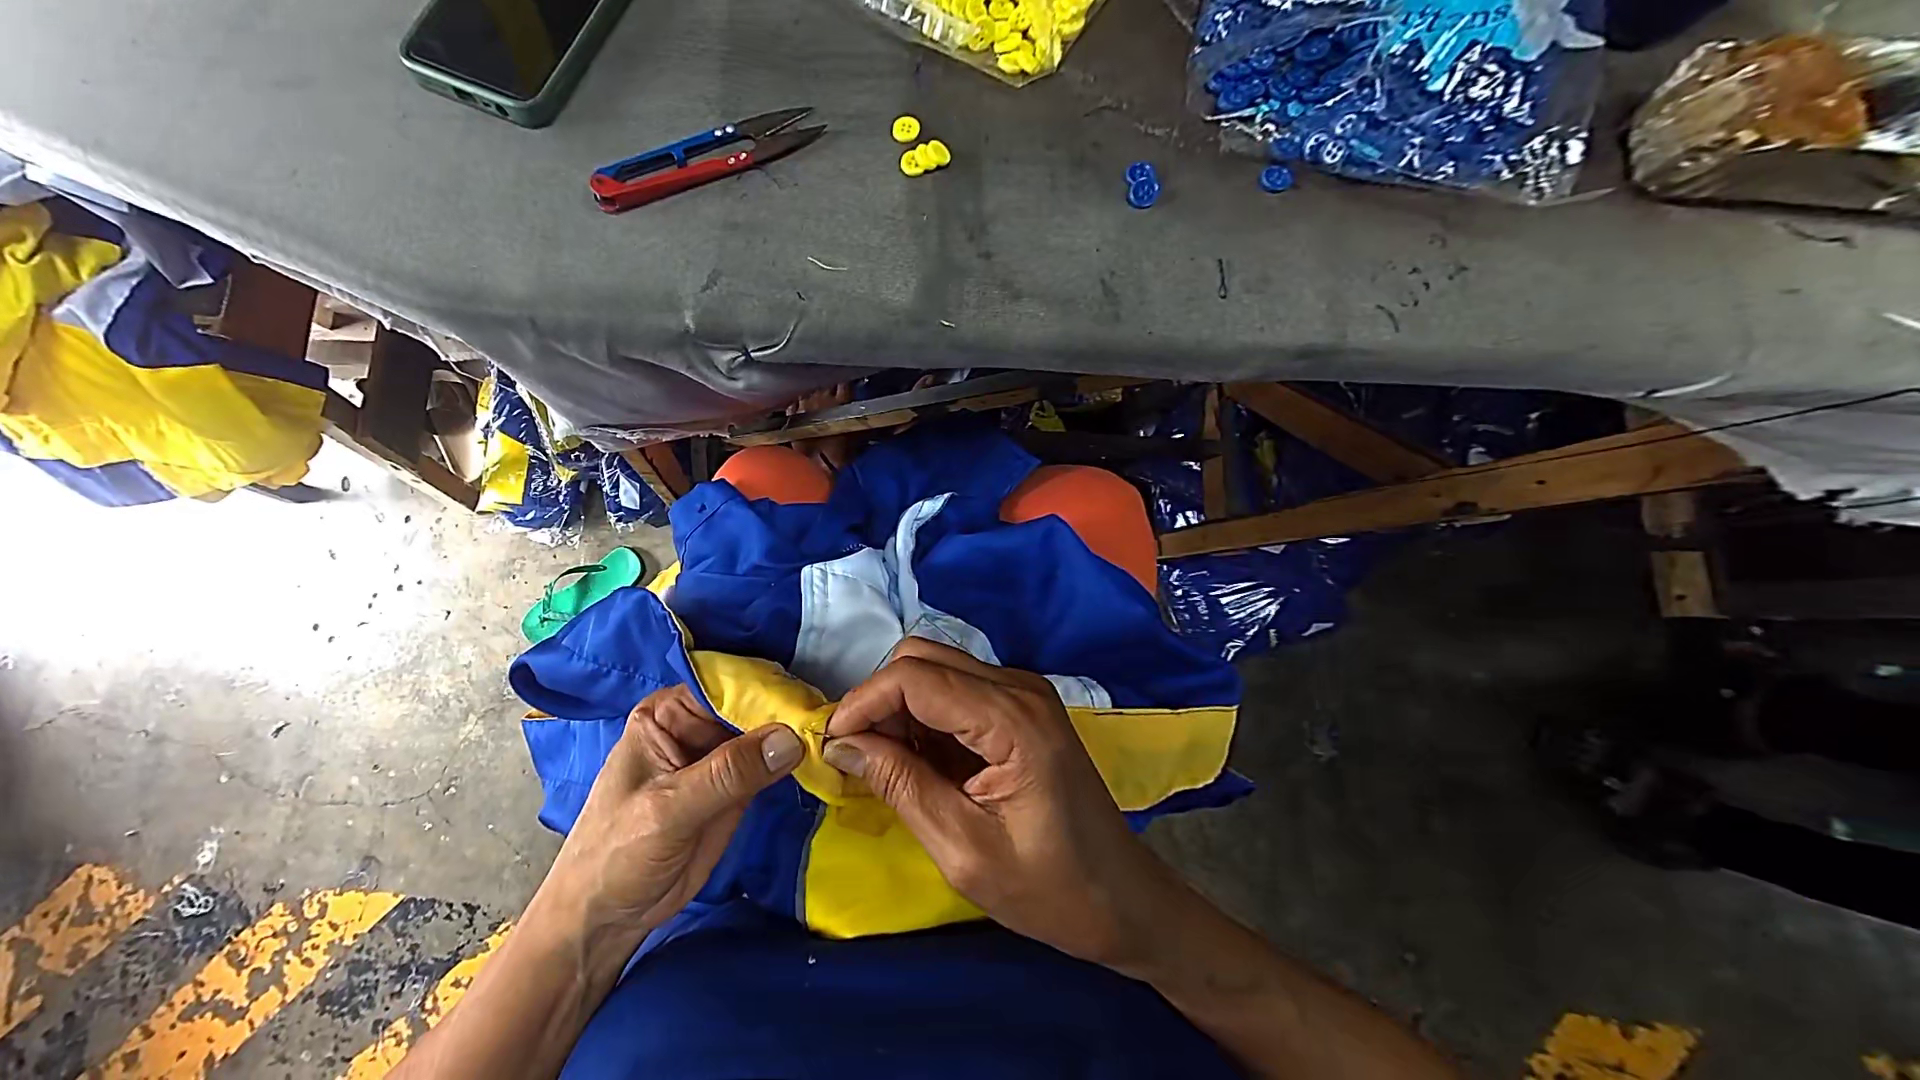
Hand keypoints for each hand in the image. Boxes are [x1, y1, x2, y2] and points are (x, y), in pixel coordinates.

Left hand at [393, 693, 801, 1079]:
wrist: (607, 920)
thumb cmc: (617, 857)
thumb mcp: (669, 811)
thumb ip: (729, 773)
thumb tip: (792, 738)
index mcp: (668, 713)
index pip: (728, 685)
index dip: (769, 689)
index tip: (811, 702)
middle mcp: (697, 724)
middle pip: (755, 704)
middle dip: (792, 710)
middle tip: (835, 721)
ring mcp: (721, 754)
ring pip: (771, 730)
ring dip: (801, 733)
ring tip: (839, 737)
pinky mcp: (740, 783)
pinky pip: (775, 761)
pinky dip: (799, 759)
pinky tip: (828, 756)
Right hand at [822, 639, 1183, 967]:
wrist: (1121, 897)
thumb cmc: (1050, 888)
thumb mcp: (963, 850)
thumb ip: (901, 786)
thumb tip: (841, 744)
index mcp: (1013, 719)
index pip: (915, 675)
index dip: (862, 703)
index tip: (833, 747)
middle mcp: (1019, 687)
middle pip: (922, 658)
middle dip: (878, 701)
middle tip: (858, 758)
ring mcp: (1023, 692)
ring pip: (935, 669)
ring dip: (898, 709)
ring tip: (885, 766)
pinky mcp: (1020, 707)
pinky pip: (955, 690)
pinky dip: (923, 717)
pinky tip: (918, 762)